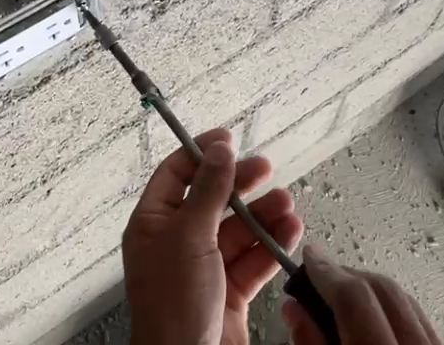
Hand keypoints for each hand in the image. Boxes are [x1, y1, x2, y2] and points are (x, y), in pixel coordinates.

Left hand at [122, 128, 302, 344]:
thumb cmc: (173, 305)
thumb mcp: (190, 236)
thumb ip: (208, 191)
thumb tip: (218, 149)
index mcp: (153, 223)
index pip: (175, 174)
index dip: (200, 154)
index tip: (227, 139)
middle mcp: (177, 242)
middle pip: (211, 199)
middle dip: (239, 183)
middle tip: (265, 168)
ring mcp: (204, 268)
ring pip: (237, 231)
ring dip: (262, 216)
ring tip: (286, 203)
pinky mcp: (229, 294)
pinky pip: (252, 261)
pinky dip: (271, 247)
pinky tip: (289, 233)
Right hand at [282, 245, 443, 344]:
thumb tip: (295, 309)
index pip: (353, 297)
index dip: (325, 271)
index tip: (307, 258)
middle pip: (384, 288)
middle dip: (347, 275)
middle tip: (320, 276)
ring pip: (406, 298)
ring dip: (371, 288)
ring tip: (343, 298)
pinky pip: (422, 319)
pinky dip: (395, 308)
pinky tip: (376, 319)